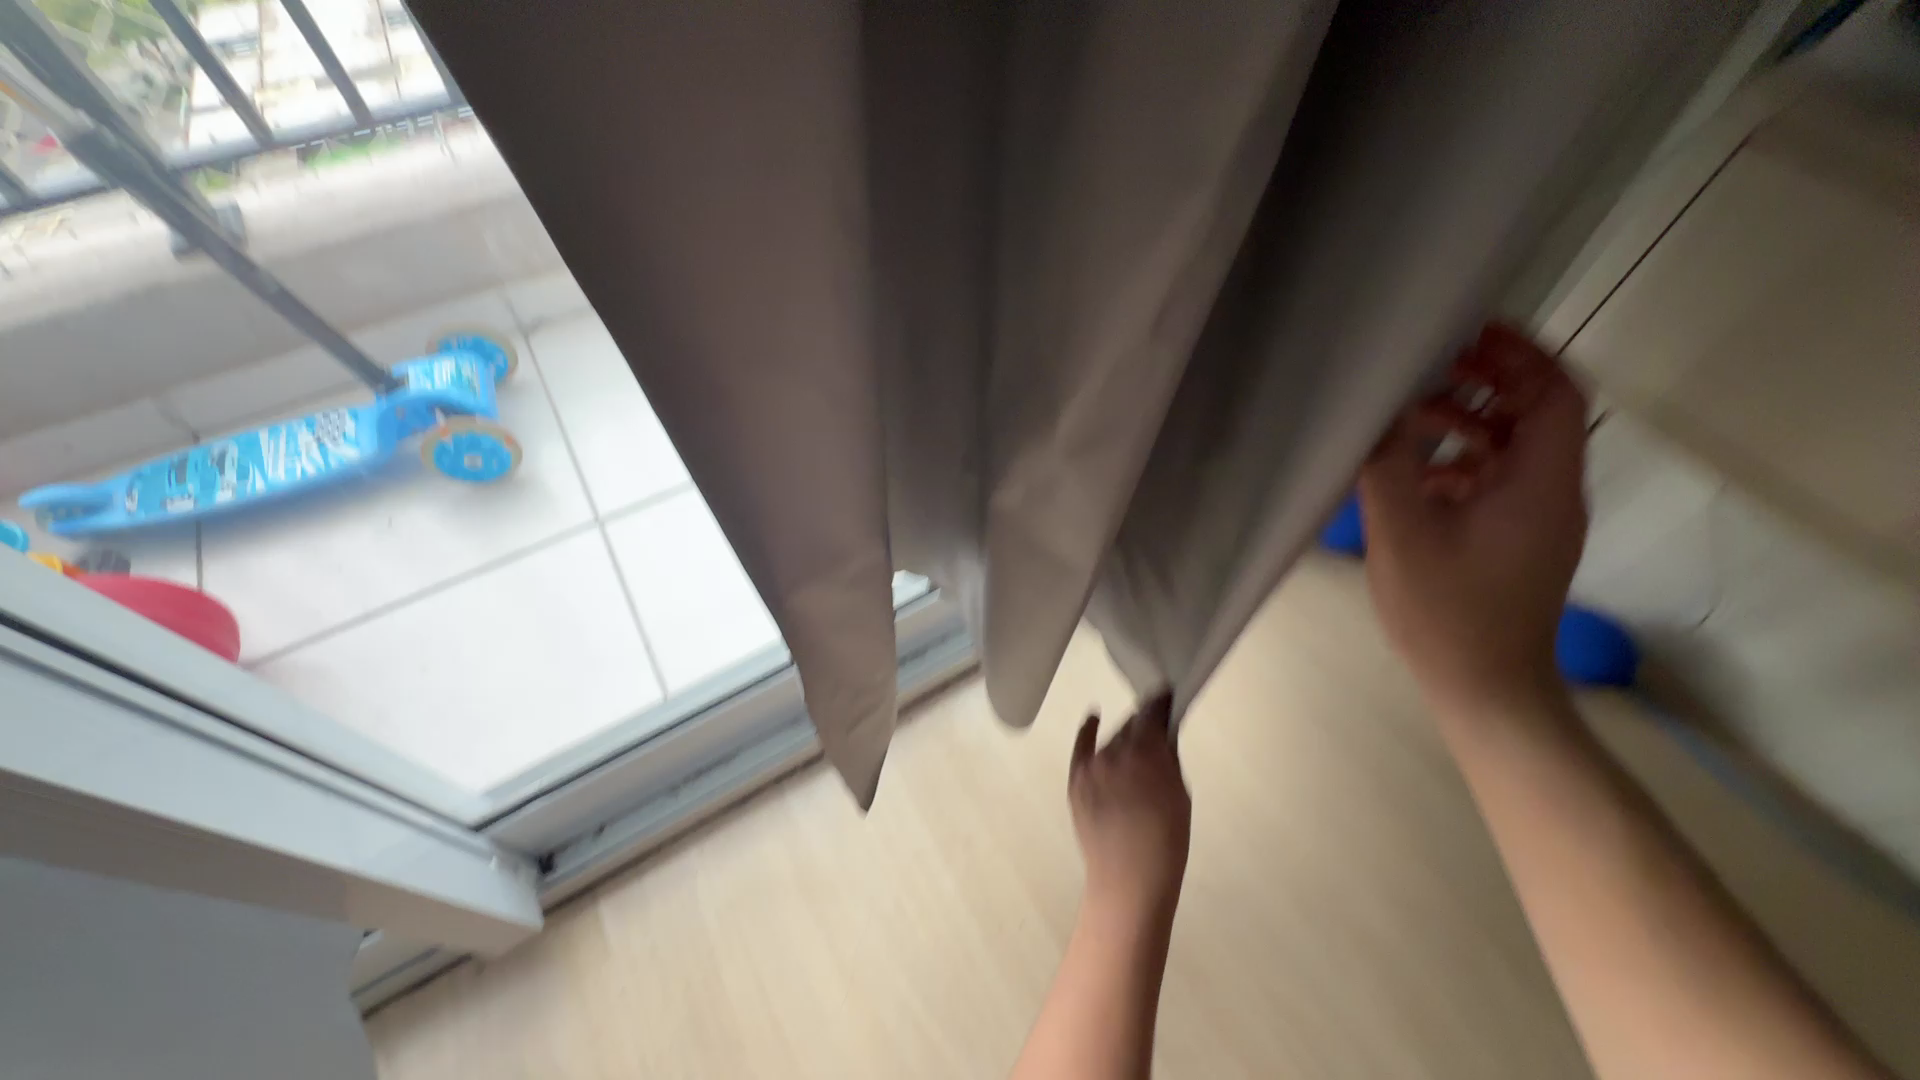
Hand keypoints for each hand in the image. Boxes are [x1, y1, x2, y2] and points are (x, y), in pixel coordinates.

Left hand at [1068, 692, 1191, 919]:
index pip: (1154, 712)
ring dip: (1125, 739)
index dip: (1163, 702)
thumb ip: (1169, 760)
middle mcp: (1116, 750)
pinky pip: (1081, 746)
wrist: (1129, 879)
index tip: (1170, 697)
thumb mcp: (1181, 795)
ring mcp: (1091, 765)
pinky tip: (1093, 717)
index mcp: (1148, 752)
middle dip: (1145, 726)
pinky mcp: (1075, 780)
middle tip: (1157, 737)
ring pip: (1111, 739)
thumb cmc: (1167, 842)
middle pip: (1132, 725)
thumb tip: (1164, 738)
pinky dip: (1088, 731)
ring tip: (1136, 752)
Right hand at [1358, 324, 1588, 714]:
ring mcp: (1537, 518)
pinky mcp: (1518, 538)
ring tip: (1409, 416)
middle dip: (1486, 381)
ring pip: (1513, 447)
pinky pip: (1496, 480)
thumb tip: (1377, 415)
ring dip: (1468, 422)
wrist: (1486, 688)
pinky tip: (1411, 472)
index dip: (1519, 354)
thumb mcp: (1403, 536)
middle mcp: (1552, 492)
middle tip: (1427, 365)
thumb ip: (1388, 467)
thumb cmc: (1448, 614)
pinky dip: (1460, 461)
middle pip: (1535, 413)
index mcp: (1540, 483)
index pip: (1553, 393)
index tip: (1468, 332)